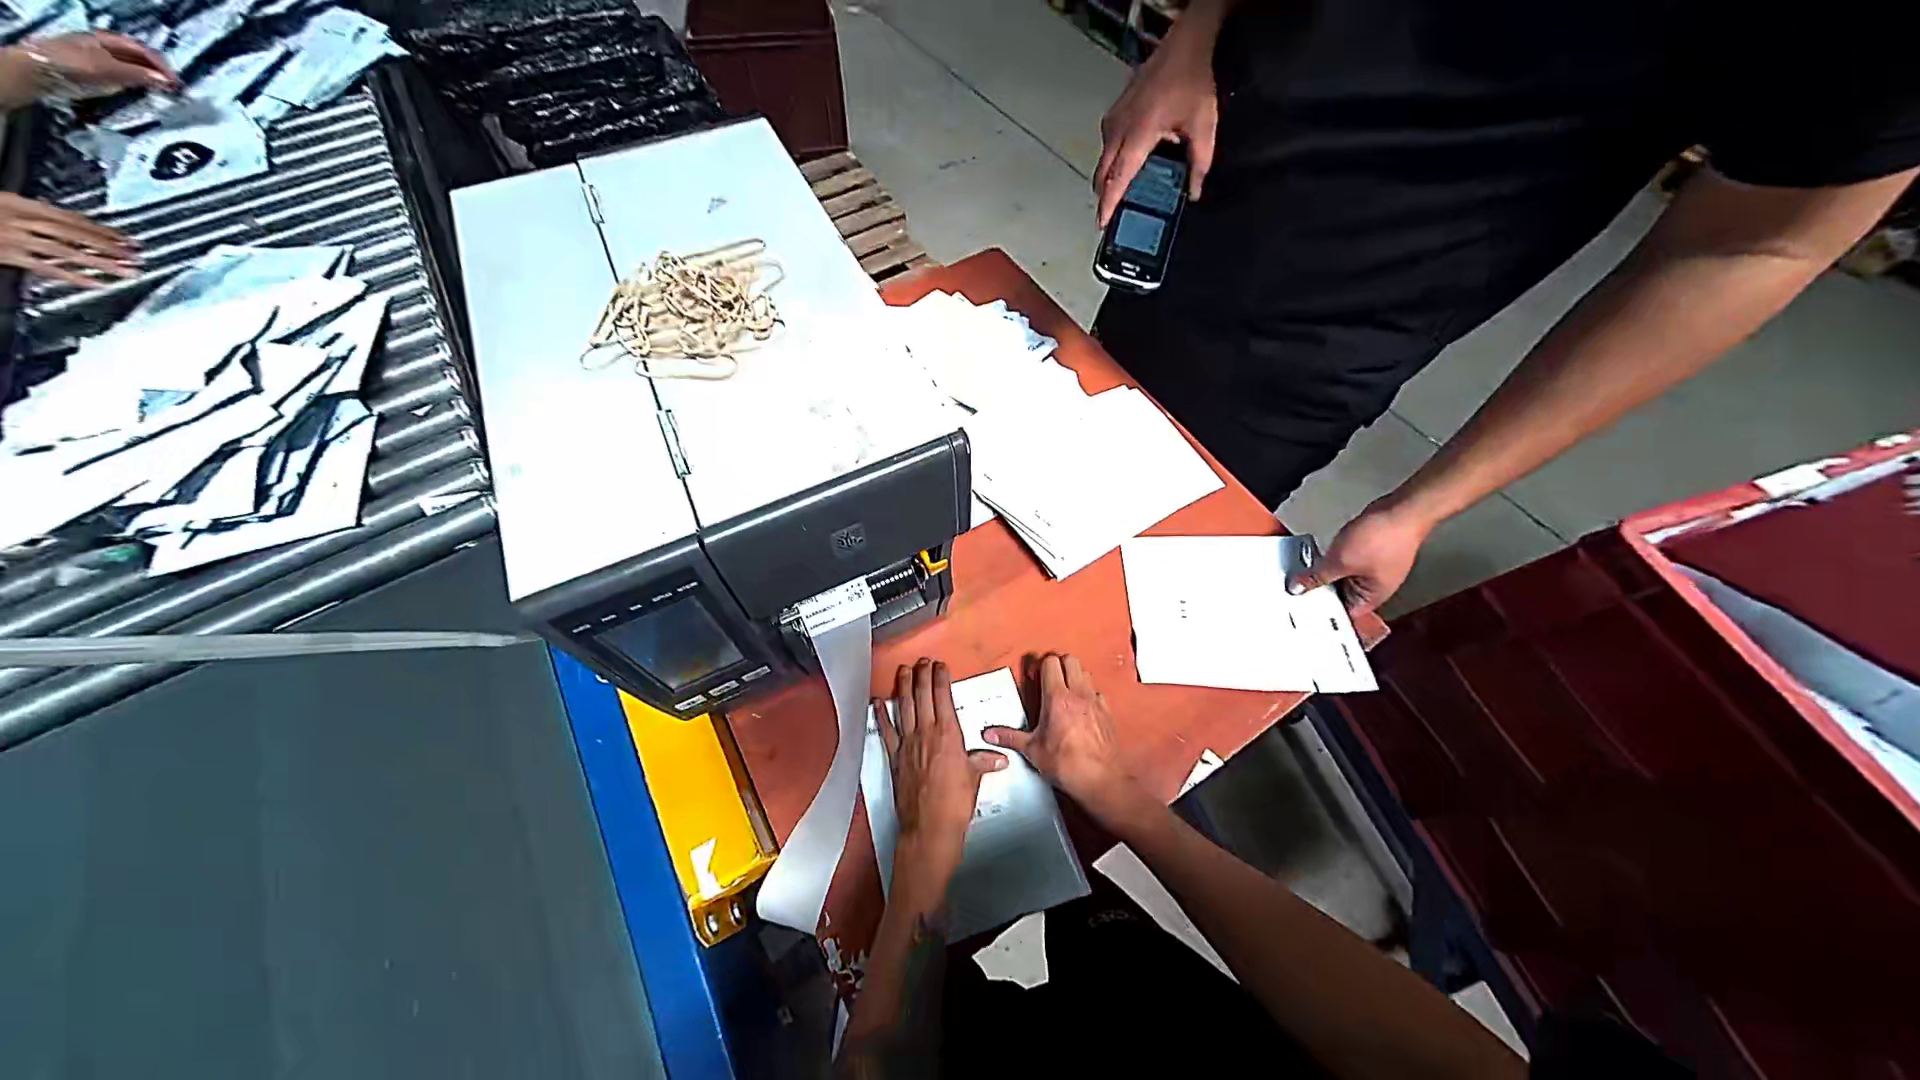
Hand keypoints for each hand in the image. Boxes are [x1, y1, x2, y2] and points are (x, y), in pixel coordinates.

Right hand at [0, 193, 138, 286]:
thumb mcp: (1, 203)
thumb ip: (26, 211)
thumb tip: (58, 222)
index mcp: (13, 201)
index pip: (68, 216)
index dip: (102, 228)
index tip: (128, 238)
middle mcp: (16, 218)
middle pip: (74, 234)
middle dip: (110, 245)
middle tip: (139, 256)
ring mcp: (11, 237)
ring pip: (67, 251)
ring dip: (103, 262)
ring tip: (130, 271)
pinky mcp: (5, 254)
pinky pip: (46, 268)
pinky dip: (75, 276)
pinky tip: (98, 284)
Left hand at [20, 32, 179, 98]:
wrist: (40, 73)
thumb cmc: (73, 65)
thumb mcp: (107, 68)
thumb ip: (137, 74)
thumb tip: (167, 82)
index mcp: (105, 40)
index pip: (141, 49)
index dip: (161, 64)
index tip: (177, 82)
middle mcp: (105, 48)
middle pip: (139, 58)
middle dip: (158, 72)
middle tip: (176, 89)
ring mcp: (102, 61)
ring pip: (135, 68)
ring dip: (152, 79)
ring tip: (166, 92)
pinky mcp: (100, 75)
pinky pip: (128, 78)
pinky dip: (142, 84)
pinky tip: (149, 92)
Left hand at [878, 660, 1005, 873]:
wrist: (930, 827)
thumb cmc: (954, 805)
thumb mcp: (975, 778)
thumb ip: (982, 762)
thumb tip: (995, 757)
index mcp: (948, 735)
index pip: (943, 696)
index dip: (940, 678)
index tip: (940, 666)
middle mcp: (926, 734)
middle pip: (922, 696)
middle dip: (922, 675)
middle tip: (922, 661)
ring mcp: (908, 744)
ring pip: (904, 707)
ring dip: (903, 687)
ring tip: (903, 671)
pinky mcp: (896, 758)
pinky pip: (887, 731)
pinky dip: (882, 716)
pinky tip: (879, 704)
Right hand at [983, 654, 1149, 826]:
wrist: (1100, 780)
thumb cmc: (1068, 765)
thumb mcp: (1033, 750)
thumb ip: (1010, 737)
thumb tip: (992, 734)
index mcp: (1057, 698)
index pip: (1050, 662)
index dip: (1041, 666)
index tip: (1035, 678)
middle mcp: (1078, 695)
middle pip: (1070, 660)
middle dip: (1059, 664)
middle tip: (1050, 678)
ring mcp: (1095, 702)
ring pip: (1086, 673)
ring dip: (1075, 676)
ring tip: (1065, 692)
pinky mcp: (1107, 713)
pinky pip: (1098, 693)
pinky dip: (1089, 695)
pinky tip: (1082, 709)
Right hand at [1093, 17, 1218, 226]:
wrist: (1184, 44)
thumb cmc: (1192, 80)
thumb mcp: (1203, 125)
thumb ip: (1199, 163)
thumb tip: (1195, 191)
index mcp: (1138, 136)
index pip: (1117, 179)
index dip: (1109, 204)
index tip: (1102, 223)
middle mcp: (1119, 130)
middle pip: (1102, 175)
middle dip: (1104, 197)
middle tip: (1110, 215)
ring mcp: (1113, 120)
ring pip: (1103, 161)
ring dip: (1108, 178)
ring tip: (1118, 193)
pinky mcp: (1113, 114)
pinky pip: (1107, 146)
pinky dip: (1112, 160)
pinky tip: (1125, 164)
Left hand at [1286, 502, 1434, 616]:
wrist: (1401, 509)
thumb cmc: (1383, 538)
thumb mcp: (1340, 562)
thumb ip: (1318, 577)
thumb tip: (1299, 588)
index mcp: (1372, 597)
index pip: (1343, 615)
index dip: (1322, 613)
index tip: (1300, 610)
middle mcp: (1374, 586)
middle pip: (1340, 597)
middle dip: (1318, 592)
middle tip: (1294, 590)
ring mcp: (1372, 569)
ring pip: (1340, 578)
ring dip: (1323, 575)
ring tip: (1300, 574)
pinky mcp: (1368, 553)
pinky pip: (1344, 563)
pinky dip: (1330, 561)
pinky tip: (1314, 557)